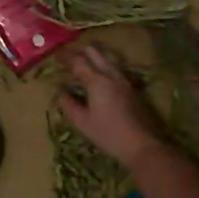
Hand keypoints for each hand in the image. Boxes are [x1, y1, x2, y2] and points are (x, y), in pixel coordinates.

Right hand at [56, 43, 167, 168]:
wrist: (144, 146)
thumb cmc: (109, 134)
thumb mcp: (81, 121)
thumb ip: (68, 103)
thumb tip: (60, 91)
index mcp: (97, 82)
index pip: (78, 62)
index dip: (65, 56)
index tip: (55, 54)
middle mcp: (111, 76)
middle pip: (95, 53)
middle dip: (80, 51)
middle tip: (68, 55)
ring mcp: (124, 81)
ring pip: (108, 58)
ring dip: (95, 56)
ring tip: (84, 59)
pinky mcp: (132, 89)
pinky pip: (116, 68)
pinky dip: (104, 64)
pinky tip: (100, 73)